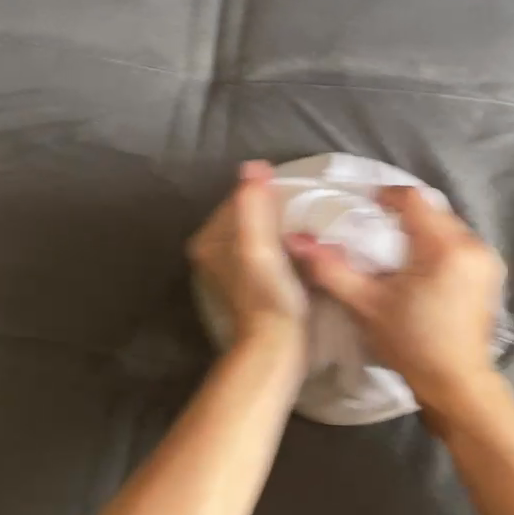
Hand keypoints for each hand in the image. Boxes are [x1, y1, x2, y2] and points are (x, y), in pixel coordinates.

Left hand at [189, 161, 307, 342]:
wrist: (275, 347)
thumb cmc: (268, 295)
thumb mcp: (259, 245)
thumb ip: (252, 205)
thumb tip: (252, 167)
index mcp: (207, 240)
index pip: (239, 199)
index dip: (266, 193)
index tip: (296, 195)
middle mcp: (210, 254)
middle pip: (247, 216)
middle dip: (273, 210)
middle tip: (305, 211)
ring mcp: (229, 271)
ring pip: (257, 233)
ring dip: (279, 228)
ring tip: (306, 230)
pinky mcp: (248, 286)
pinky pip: (265, 251)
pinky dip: (281, 247)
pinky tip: (300, 252)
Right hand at [288, 187, 505, 415]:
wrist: (456, 382)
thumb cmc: (410, 344)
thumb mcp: (365, 304)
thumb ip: (330, 268)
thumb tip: (296, 240)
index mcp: (444, 248)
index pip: (414, 199)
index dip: (385, 195)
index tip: (363, 206)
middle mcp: (472, 244)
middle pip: (432, 210)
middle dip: (402, 214)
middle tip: (373, 229)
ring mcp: (487, 259)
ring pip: (447, 225)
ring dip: (420, 229)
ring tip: (393, 248)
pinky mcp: (491, 272)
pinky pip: (459, 242)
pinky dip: (437, 244)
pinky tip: (418, 265)